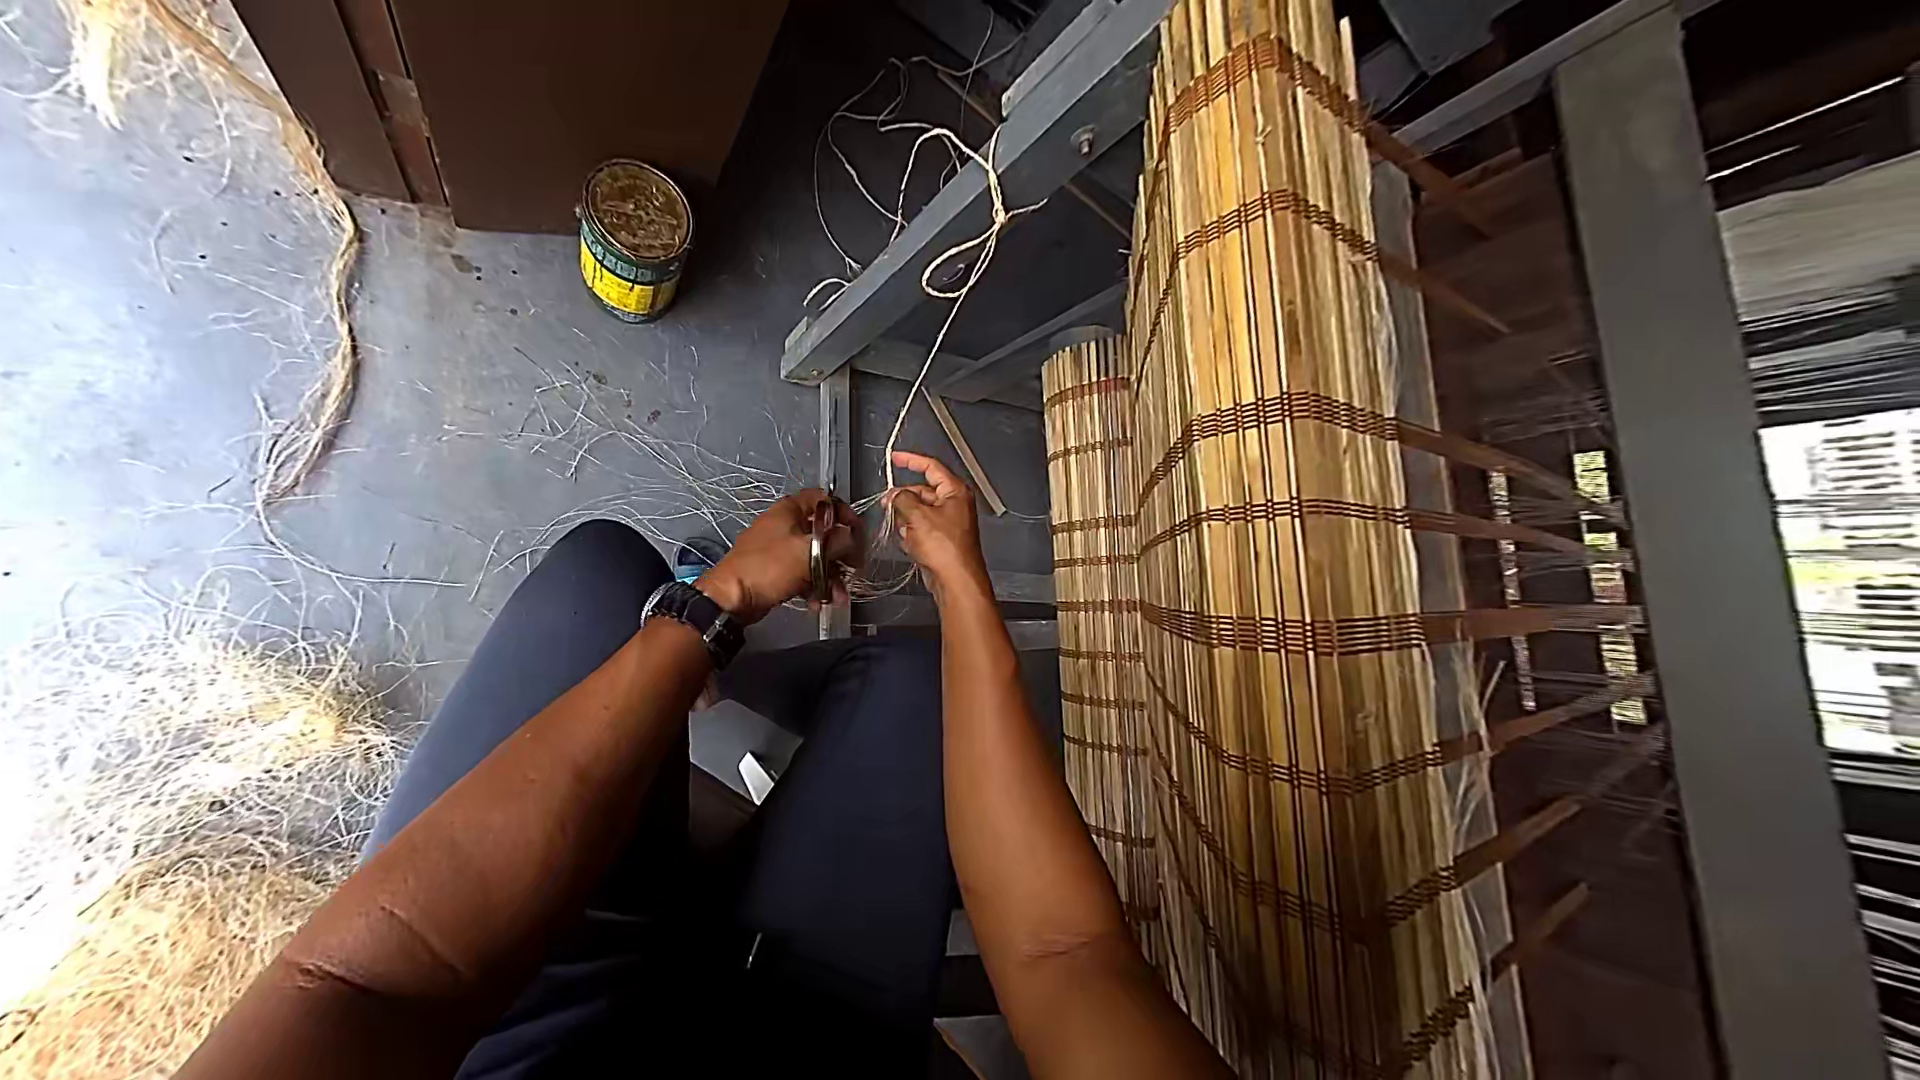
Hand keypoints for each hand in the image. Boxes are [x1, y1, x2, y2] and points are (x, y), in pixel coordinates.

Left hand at [697, 489, 861, 624]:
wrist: (732, 599)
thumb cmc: (770, 567)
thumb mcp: (811, 550)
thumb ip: (839, 541)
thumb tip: (852, 540)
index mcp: (789, 510)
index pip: (824, 500)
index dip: (844, 513)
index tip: (857, 533)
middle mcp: (785, 525)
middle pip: (823, 532)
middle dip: (840, 554)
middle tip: (853, 568)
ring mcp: (779, 549)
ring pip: (815, 557)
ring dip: (830, 576)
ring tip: (837, 596)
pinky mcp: (776, 571)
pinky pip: (803, 573)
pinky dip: (814, 585)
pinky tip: (818, 601)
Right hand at [887, 451, 989, 602]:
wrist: (956, 580)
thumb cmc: (946, 548)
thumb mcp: (917, 516)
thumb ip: (902, 499)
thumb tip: (894, 495)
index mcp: (955, 491)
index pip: (931, 467)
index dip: (911, 460)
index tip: (896, 458)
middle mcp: (955, 503)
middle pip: (922, 491)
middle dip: (904, 498)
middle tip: (887, 503)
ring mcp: (949, 521)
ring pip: (919, 511)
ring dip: (907, 520)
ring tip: (906, 531)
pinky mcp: (943, 538)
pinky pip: (921, 528)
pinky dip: (912, 533)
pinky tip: (911, 543)